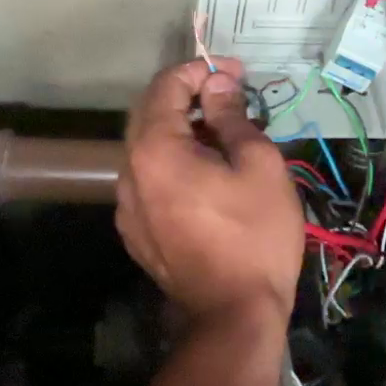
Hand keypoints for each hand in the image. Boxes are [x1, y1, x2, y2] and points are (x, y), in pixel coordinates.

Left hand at [118, 59, 304, 321]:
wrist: (234, 316)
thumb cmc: (255, 235)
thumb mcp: (258, 164)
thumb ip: (231, 116)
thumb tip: (217, 85)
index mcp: (155, 150)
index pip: (165, 86)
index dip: (200, 70)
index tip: (236, 74)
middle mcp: (128, 172)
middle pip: (149, 113)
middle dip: (187, 95)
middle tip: (229, 95)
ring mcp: (127, 205)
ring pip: (147, 147)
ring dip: (179, 129)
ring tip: (222, 134)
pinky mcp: (135, 231)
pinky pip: (148, 179)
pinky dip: (172, 161)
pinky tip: (205, 173)